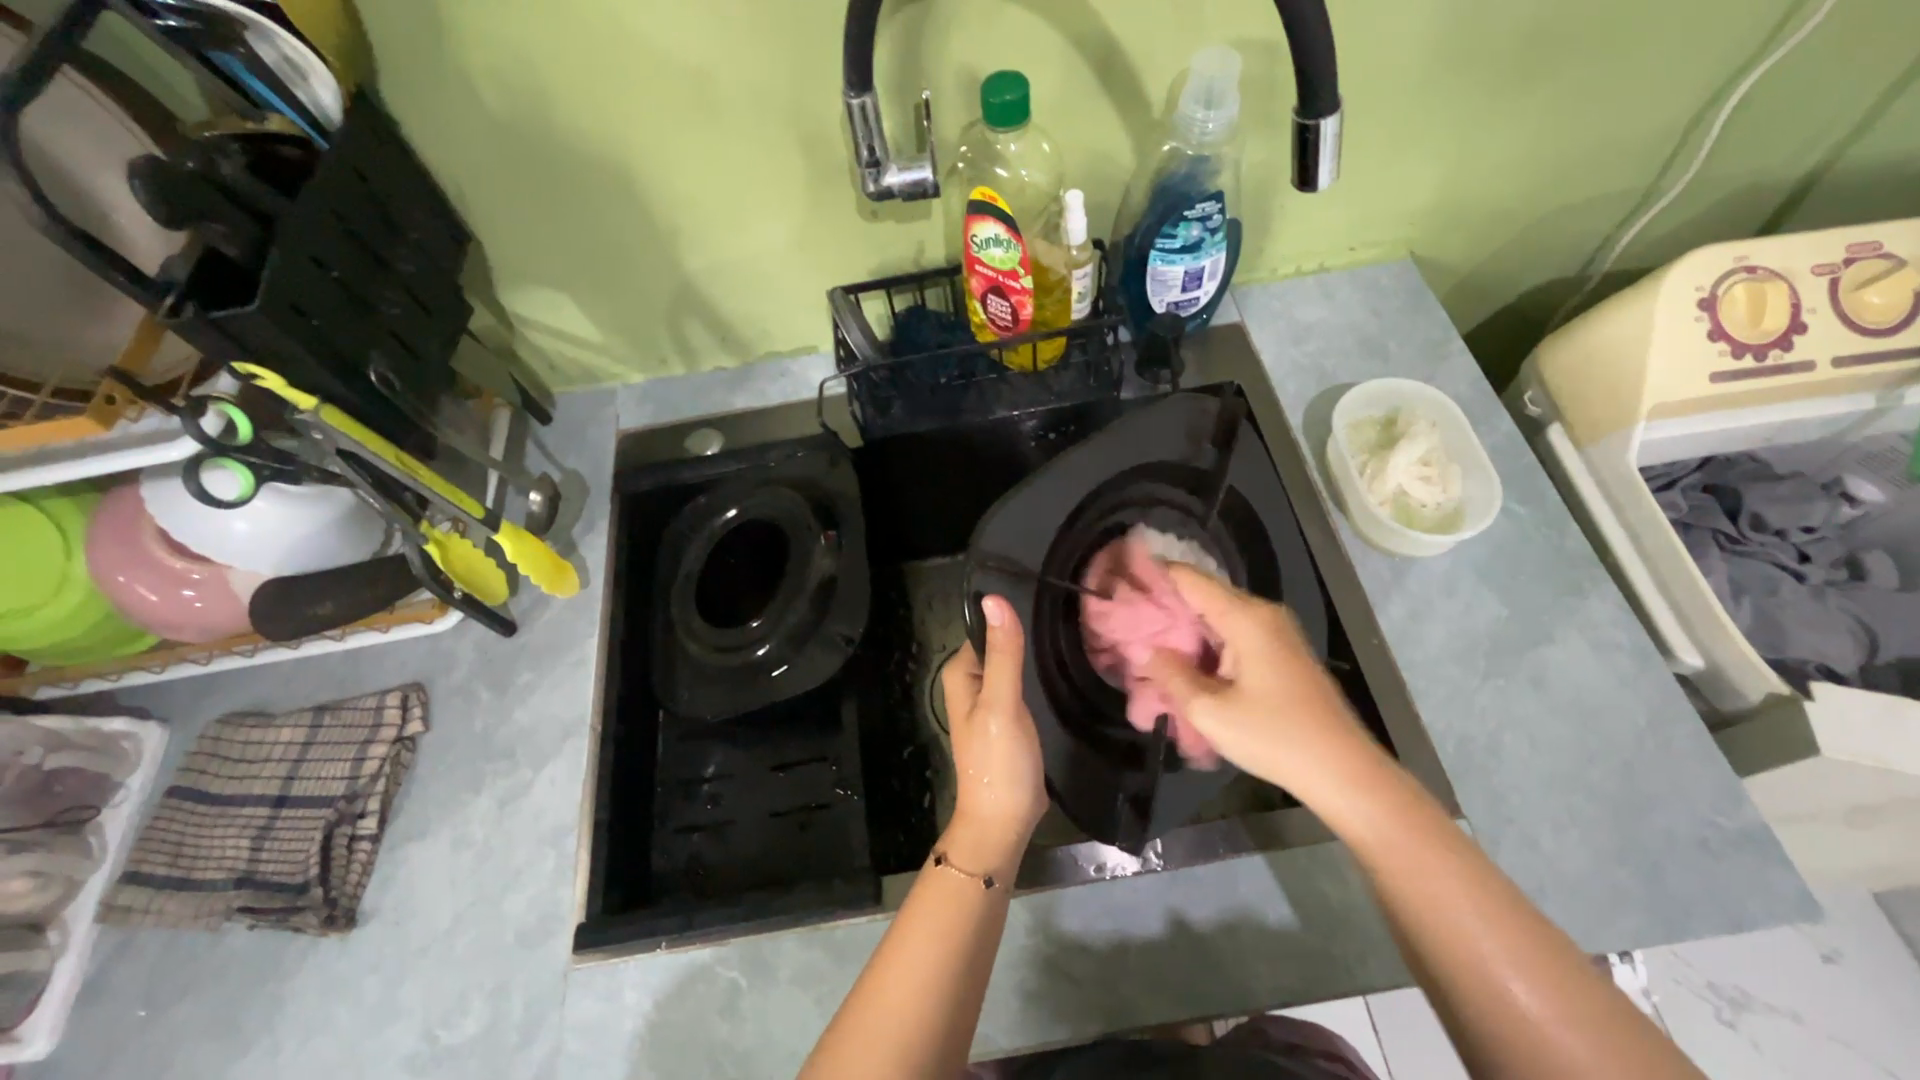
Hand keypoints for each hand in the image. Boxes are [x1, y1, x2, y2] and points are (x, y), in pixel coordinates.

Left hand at [938, 595, 1047, 875]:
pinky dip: (1039, 682)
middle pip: (1002, 646)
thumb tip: (994, 598)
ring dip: (1036, 661)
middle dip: (1028, 639)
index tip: (1048, 607)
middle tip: (1068, 628)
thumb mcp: (1002, 703)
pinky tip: (1061, 675)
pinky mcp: (1010, 720)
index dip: (1013, 618)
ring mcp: (991, 703)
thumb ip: (1002, 654)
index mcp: (960, 674)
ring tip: (1072, 644)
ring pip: (1015, 667)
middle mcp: (971, 684)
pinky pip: (1024, 687)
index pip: (986, 628)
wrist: (1004, 821)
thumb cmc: (998, 762)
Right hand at [1143, 564, 1386, 801]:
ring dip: (1184, 633)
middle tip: (1125, 627)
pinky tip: (1184, 668)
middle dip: (1164, 610)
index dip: (1152, 577)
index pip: (1189, 579)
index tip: (1119, 585)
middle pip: (1203, 596)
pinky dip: (1206, 647)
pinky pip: (1234, 637)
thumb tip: (1146, 649)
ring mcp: (1276, 633)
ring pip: (1217, 620)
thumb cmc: (1274, 737)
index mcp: (1245, 617)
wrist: (1342, 769)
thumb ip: (1171, 674)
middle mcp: (1262, 614)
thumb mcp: (1210, 711)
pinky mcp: (1281, 654)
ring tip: (1146, 649)